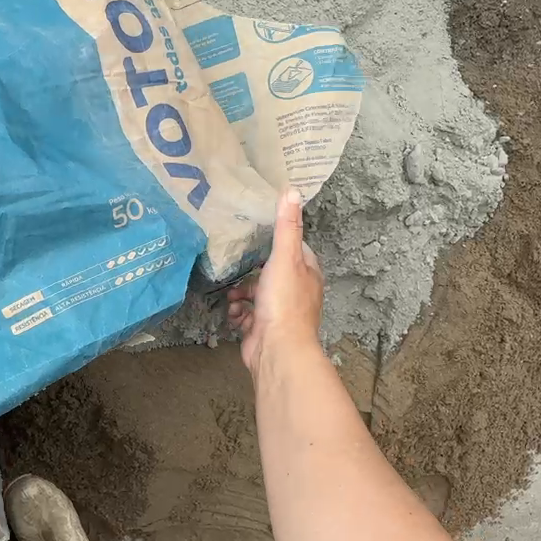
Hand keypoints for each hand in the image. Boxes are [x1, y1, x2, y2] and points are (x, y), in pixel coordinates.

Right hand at [228, 186, 324, 375]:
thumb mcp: (285, 258)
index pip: (297, 250)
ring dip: (241, 294)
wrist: (277, 349)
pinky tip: (233, 314)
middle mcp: (297, 293)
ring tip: (233, 296)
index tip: (260, 238)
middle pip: (272, 274)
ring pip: (257, 296)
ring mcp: (279, 314)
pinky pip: (248, 317)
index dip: (279, 243)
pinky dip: (238, 314)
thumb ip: (286, 226)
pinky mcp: (263, 330)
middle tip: (238, 269)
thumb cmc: (284, 303)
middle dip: (252, 273)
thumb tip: (291, 190)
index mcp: (307, 274)